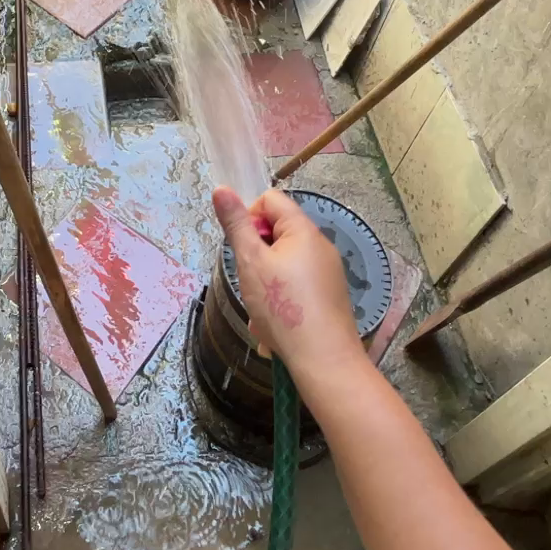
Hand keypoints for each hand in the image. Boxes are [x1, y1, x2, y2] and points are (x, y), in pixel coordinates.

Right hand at [211, 186, 363, 378]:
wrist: (324, 361)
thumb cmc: (284, 306)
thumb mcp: (251, 261)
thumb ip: (235, 224)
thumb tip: (221, 189)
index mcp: (303, 229)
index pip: (270, 200)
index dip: (250, 217)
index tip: (243, 247)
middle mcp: (320, 244)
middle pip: (278, 230)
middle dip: (256, 252)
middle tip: (250, 279)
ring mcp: (328, 271)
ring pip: (284, 260)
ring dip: (266, 277)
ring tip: (261, 307)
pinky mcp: (329, 295)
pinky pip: (297, 283)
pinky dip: (282, 295)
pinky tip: (275, 322)